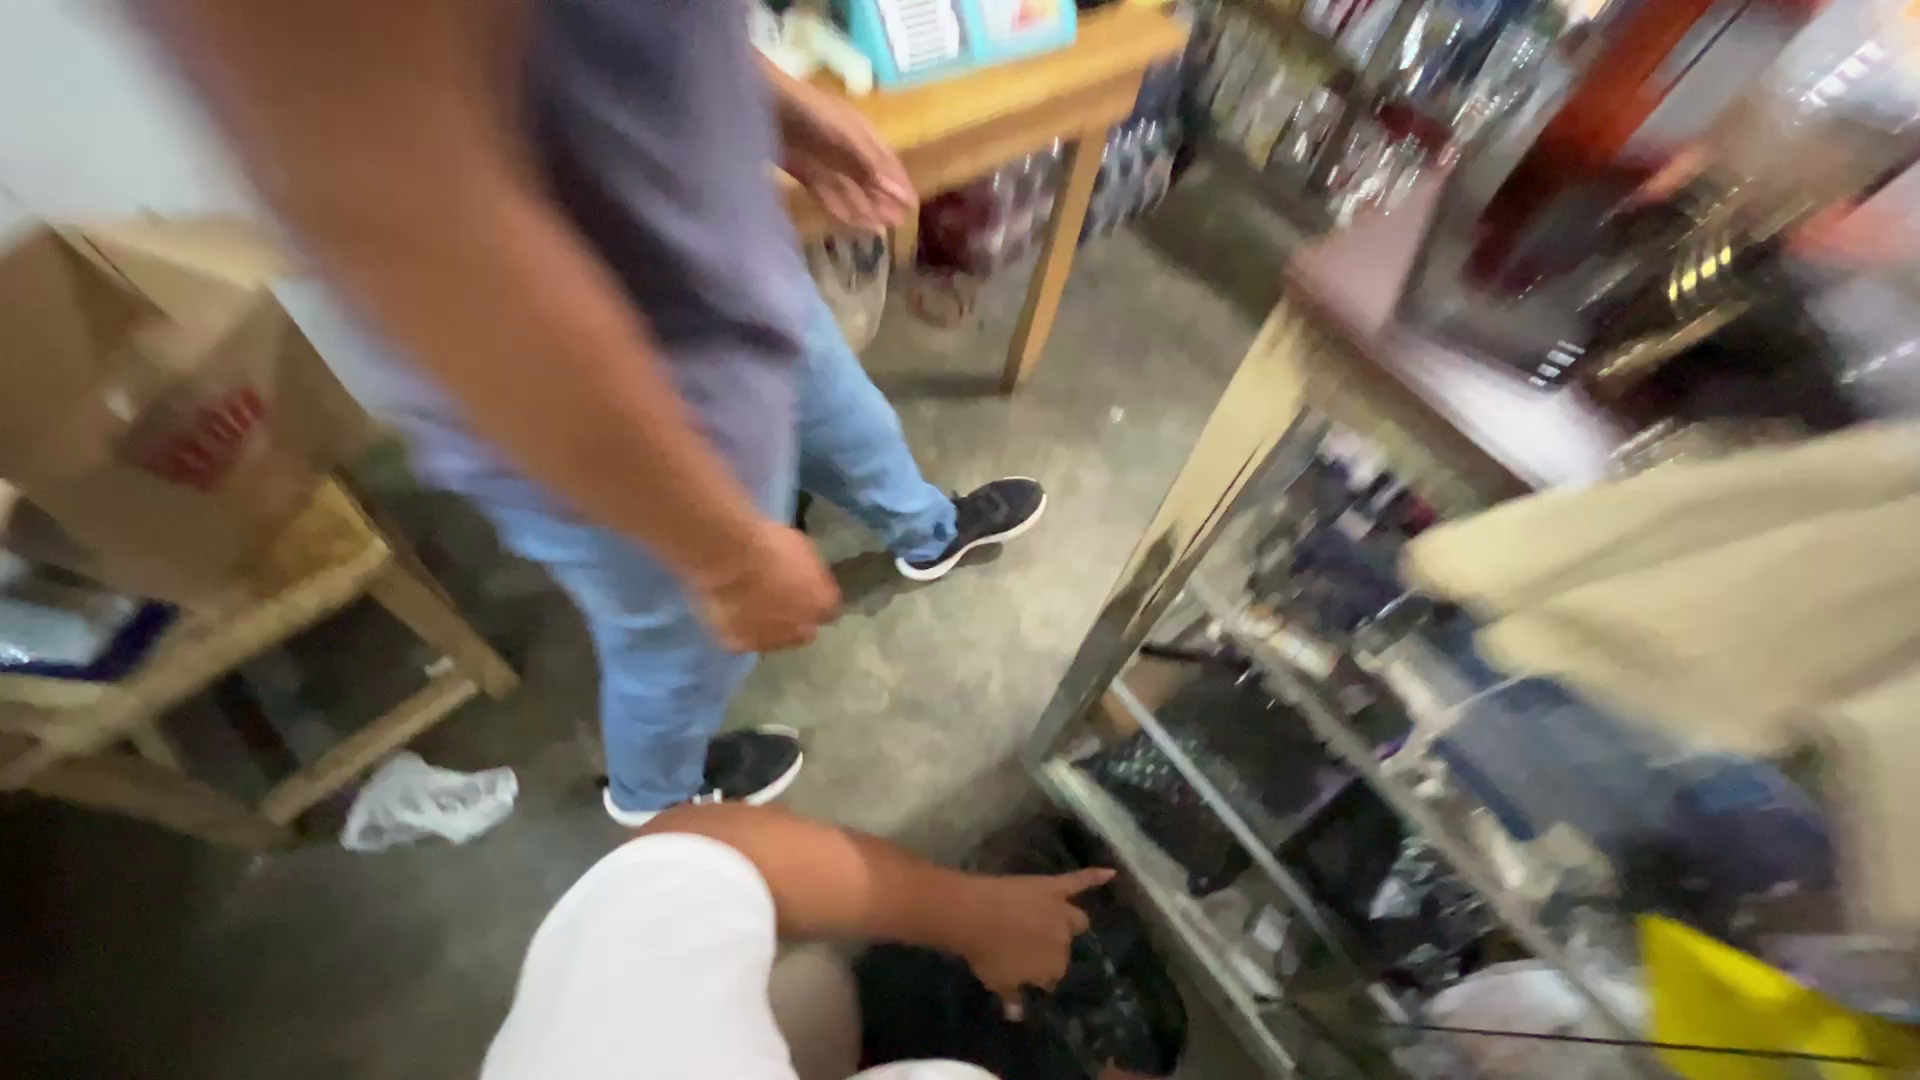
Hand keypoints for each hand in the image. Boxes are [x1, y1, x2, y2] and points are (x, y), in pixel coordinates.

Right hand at [691, 522, 840, 651]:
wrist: (729, 557)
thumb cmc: (769, 543)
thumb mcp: (804, 549)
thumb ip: (811, 574)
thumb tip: (809, 580)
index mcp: (823, 604)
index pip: (828, 610)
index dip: (815, 600)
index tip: (805, 589)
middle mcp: (801, 630)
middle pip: (804, 631)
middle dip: (796, 620)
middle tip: (780, 600)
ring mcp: (769, 641)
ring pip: (772, 639)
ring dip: (767, 626)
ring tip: (751, 605)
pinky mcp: (737, 644)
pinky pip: (741, 637)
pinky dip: (738, 627)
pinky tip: (731, 610)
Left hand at [781, 89, 915, 231]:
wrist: (763, 105)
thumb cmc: (810, 112)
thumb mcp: (848, 135)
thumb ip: (872, 165)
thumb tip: (899, 194)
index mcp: (861, 133)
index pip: (886, 162)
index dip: (899, 184)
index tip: (912, 206)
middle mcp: (846, 150)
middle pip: (869, 180)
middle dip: (884, 202)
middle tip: (899, 225)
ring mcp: (826, 164)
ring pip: (851, 192)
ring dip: (866, 211)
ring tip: (880, 231)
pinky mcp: (806, 176)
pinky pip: (829, 198)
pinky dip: (841, 212)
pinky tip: (852, 226)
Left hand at [951, 867, 1116, 1017]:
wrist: (976, 914)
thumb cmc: (986, 953)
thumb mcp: (997, 982)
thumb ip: (1012, 998)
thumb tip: (1018, 1015)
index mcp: (1053, 968)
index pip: (1053, 975)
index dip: (1038, 972)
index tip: (1025, 970)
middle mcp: (1064, 940)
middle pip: (1063, 947)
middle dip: (1051, 948)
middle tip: (1030, 944)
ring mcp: (1061, 911)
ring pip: (1077, 919)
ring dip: (1069, 923)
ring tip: (1059, 921)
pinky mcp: (1054, 886)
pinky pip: (1079, 881)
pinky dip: (1095, 876)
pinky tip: (1111, 872)